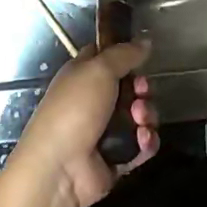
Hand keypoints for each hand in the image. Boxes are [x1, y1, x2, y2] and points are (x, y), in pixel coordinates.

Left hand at [11, 41, 158, 206]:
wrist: (60, 166)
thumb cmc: (75, 108)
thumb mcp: (98, 70)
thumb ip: (124, 54)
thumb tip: (145, 41)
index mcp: (82, 75)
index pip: (107, 58)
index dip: (125, 56)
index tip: (140, 58)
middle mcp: (93, 100)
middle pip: (130, 88)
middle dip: (141, 89)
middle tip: (141, 92)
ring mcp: (106, 130)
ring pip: (140, 116)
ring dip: (146, 115)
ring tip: (139, 120)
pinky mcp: (118, 157)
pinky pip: (142, 145)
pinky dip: (146, 142)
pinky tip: (142, 140)